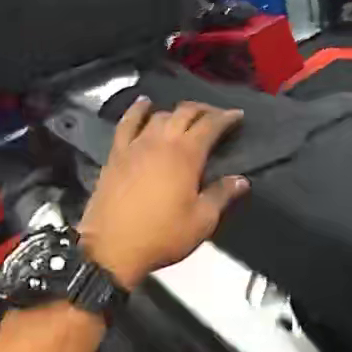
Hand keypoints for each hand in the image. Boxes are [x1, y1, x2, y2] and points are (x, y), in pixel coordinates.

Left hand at [79, 98, 248, 288]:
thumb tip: (240, 180)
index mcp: (186, 155)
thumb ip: (221, 195)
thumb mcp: (201, 221)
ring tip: (187, 115)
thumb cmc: (161, 235)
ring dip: (176, 111)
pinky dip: (137, 110)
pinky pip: (127, 123)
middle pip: (185, 112)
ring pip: (159, 115)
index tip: (238, 116)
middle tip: (217, 116)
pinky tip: (144, 104)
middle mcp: (161, 142)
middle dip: (204, 110)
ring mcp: (136, 145)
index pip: (211, 125)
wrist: (111, 248)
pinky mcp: (116, 154)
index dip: (227, 117)